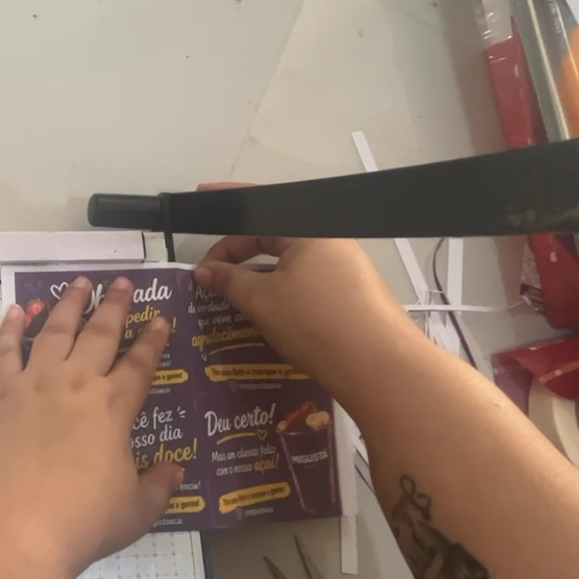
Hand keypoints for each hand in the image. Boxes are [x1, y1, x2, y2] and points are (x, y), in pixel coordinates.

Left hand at [0, 276, 183, 578]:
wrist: (13, 522)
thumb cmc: (81, 520)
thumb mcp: (135, 511)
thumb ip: (158, 486)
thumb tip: (176, 469)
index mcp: (114, 408)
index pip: (140, 364)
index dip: (152, 340)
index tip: (160, 318)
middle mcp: (76, 383)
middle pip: (99, 334)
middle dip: (114, 306)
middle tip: (121, 282)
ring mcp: (35, 383)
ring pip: (54, 330)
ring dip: (69, 304)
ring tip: (78, 283)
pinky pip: (6, 350)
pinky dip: (10, 328)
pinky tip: (15, 310)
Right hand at [189, 187, 415, 388]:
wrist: (379, 368)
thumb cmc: (316, 322)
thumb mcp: (260, 298)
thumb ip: (227, 279)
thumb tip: (203, 271)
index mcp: (311, 231)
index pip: (259, 210)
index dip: (225, 210)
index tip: (199, 212)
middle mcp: (331, 244)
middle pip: (272, 238)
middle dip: (236, 254)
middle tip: (208, 274)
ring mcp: (344, 271)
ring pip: (287, 266)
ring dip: (255, 279)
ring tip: (228, 298)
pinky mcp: (349, 298)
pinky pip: (302, 286)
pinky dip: (277, 294)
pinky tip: (261, 315)